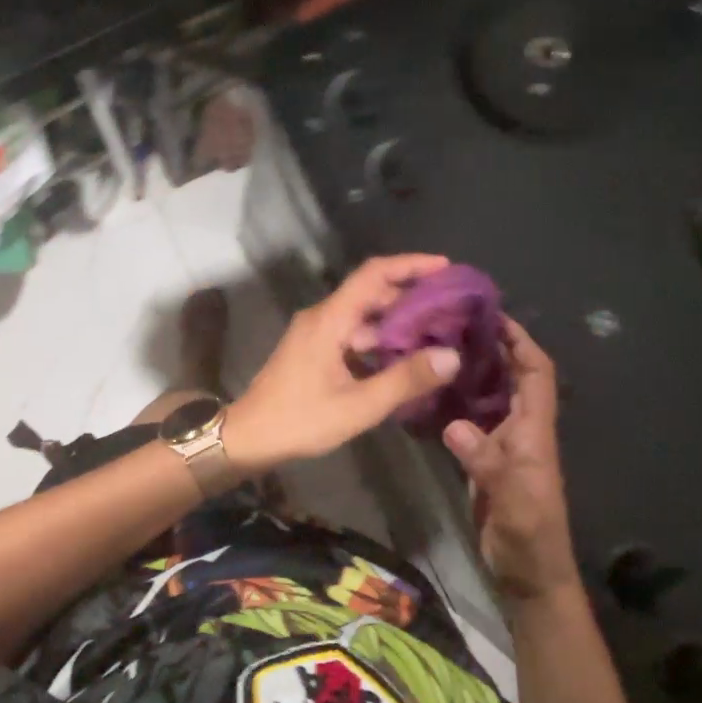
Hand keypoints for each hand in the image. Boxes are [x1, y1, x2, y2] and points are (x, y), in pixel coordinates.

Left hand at [224, 255, 461, 472]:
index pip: (373, 274)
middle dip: (410, 296)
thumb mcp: (359, 404)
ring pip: (362, 317)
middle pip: (370, 293)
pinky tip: (404, 361)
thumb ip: (405, 379)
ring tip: (437, 335)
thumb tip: (452, 355)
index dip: (409, 265)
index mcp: (330, 319)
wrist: (249, 437)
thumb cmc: (301, 419)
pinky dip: (379, 341)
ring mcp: (315, 334)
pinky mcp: (313, 351)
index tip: (445, 267)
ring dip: (396, 322)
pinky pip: (352, 335)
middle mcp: (322, 317)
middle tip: (452, 309)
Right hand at [441, 318, 582, 602]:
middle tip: (450, 323)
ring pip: (489, 395)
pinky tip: (427, 392)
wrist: (529, 576)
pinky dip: (452, 401)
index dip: (520, 341)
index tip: (491, 313)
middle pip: (512, 376)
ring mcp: (502, 444)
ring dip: (470, 370)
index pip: (535, 373)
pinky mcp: (483, 460)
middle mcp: (521, 429)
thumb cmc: (530, 534)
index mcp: (534, 431)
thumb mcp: (513, 499)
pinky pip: (469, 419)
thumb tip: (454, 424)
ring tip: (434, 347)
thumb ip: (486, 461)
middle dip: (490, 346)